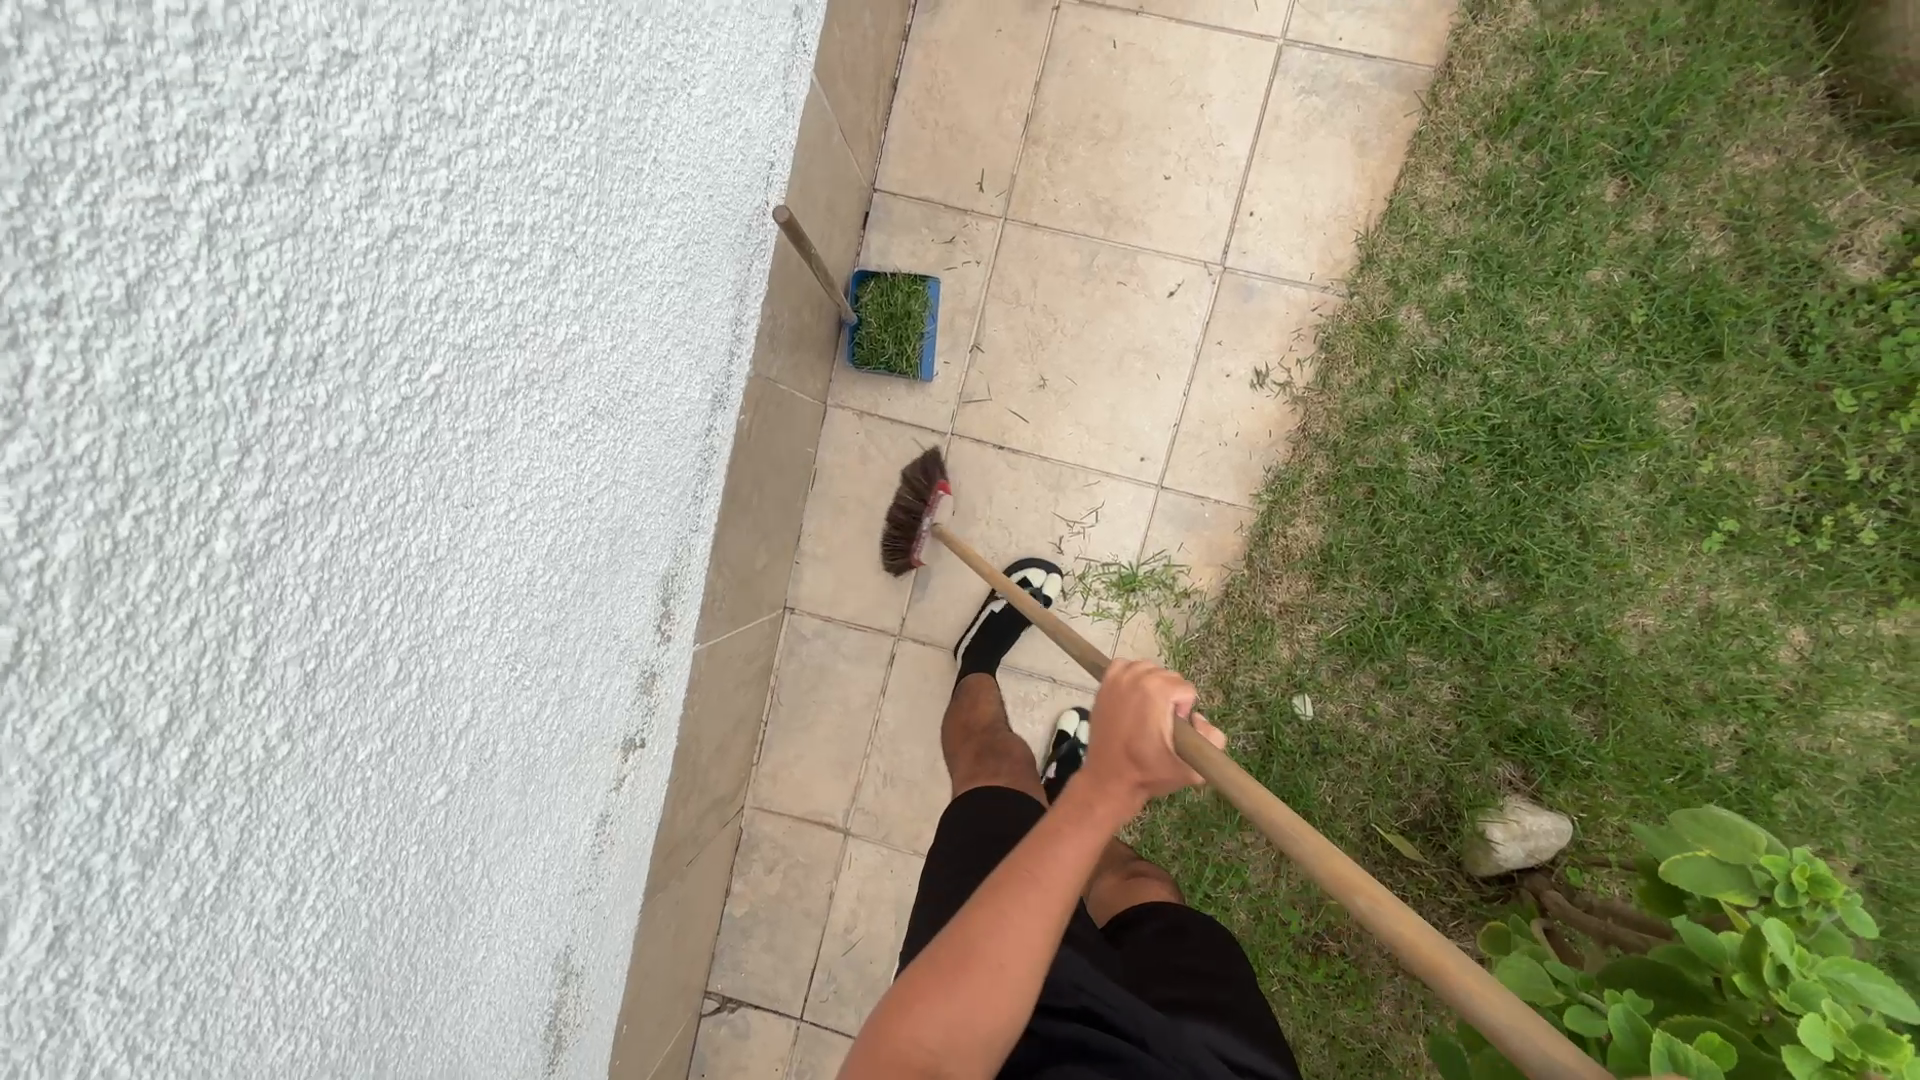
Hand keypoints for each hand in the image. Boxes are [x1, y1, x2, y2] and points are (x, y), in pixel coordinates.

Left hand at [1081, 659, 1226, 812]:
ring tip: (1148, 712)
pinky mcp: (1104, 684)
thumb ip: (1213, 740)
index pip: (1186, 689)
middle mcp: (1136, 677)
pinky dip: (1132, 677)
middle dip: (1171, 698)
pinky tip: (1134, 697)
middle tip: (1161, 724)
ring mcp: (1117, 679)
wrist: (1110, 778)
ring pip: (1149, 670)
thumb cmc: (1149, 773)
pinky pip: (1126, 666)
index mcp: (1157, 691)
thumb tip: (1198, 718)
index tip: (1174, 729)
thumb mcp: (1192, 768)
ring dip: (1154, 687)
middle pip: (1169, 677)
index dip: (1185, 710)